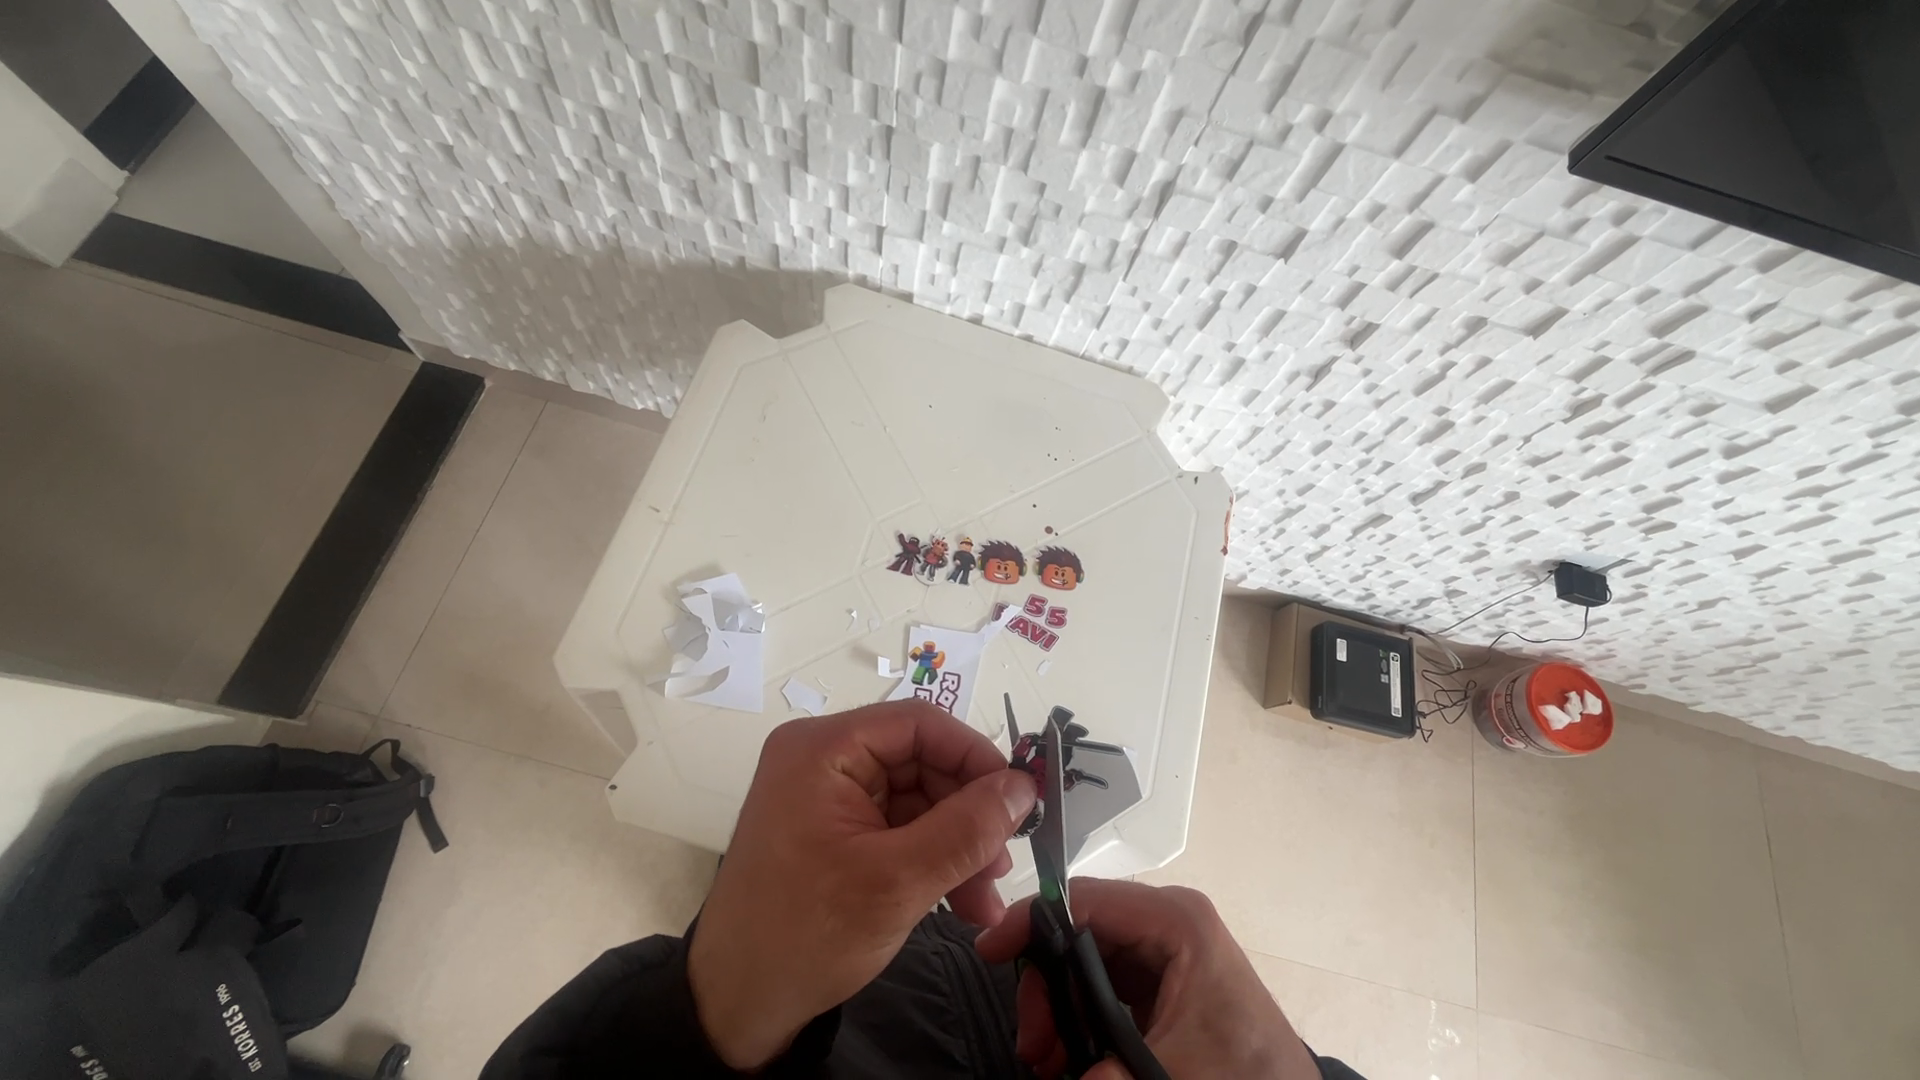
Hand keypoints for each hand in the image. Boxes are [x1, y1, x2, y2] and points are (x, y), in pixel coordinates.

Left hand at [687, 701, 1037, 1069]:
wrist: (736, 1005)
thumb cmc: (804, 935)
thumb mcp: (897, 882)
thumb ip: (967, 830)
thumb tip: (1022, 787)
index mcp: (823, 749)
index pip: (917, 724)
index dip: (972, 755)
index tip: (1015, 797)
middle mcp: (823, 759)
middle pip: (921, 762)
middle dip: (968, 814)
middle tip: (1001, 862)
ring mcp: (829, 795)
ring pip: (918, 799)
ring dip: (957, 845)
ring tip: (984, 897)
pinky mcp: (836, 829)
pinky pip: (900, 827)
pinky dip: (933, 859)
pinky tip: (961, 900)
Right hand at [975, 878, 1322, 1079]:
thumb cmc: (1247, 1073)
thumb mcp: (1179, 1071)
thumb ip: (1119, 1073)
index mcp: (1175, 920)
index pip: (1085, 899)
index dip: (1033, 920)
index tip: (991, 949)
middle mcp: (1165, 919)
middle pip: (1078, 931)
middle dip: (1046, 985)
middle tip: (1032, 1044)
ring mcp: (1162, 945)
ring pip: (1083, 957)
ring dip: (1058, 1005)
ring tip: (1047, 1059)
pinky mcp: (1159, 974)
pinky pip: (1101, 980)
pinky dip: (1078, 1013)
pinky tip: (1069, 1055)